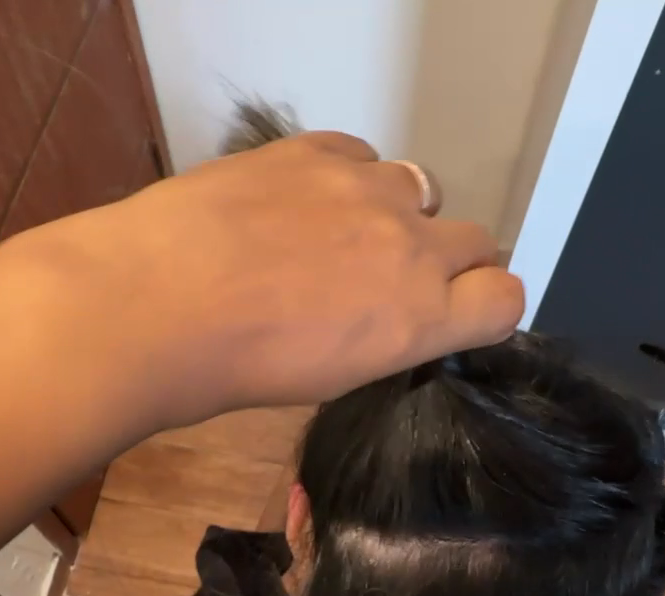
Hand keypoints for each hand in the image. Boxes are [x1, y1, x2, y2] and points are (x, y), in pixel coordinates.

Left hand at [0, 132, 523, 429]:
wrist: (158, 304)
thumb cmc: (241, 368)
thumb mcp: (333, 377)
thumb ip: (386, 335)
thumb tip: (393, 312)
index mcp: (418, 318)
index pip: (506, 299)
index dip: (489, 307)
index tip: (460, 314)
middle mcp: (411, 247)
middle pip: (478, 240)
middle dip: (452, 262)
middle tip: (395, 280)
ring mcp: (367, 189)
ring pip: (422, 189)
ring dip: (400, 214)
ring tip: (342, 236)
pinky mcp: (317, 150)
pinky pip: (363, 155)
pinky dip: (350, 178)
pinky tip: (306, 202)